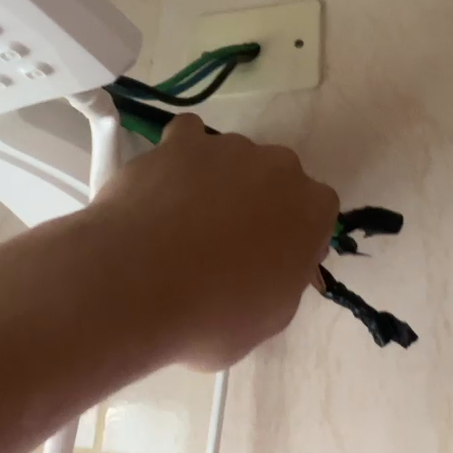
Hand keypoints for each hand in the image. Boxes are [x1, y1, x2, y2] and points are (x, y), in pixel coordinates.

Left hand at [89, 114, 338, 369]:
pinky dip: (182, 155)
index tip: (273, 262)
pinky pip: (188, 136)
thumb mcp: (271, 316)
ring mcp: (227, 147)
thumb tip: (276, 262)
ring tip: (184, 223)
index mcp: (311, 208)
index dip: (295, 236)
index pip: (317, 212)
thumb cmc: (212, 315)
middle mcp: (277, 166)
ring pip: (233, 160)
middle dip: (259, 205)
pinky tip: (168, 183)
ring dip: (220, 182)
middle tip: (229, 245)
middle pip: (276, 180)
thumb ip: (286, 277)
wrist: (135, 284)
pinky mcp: (179, 141)